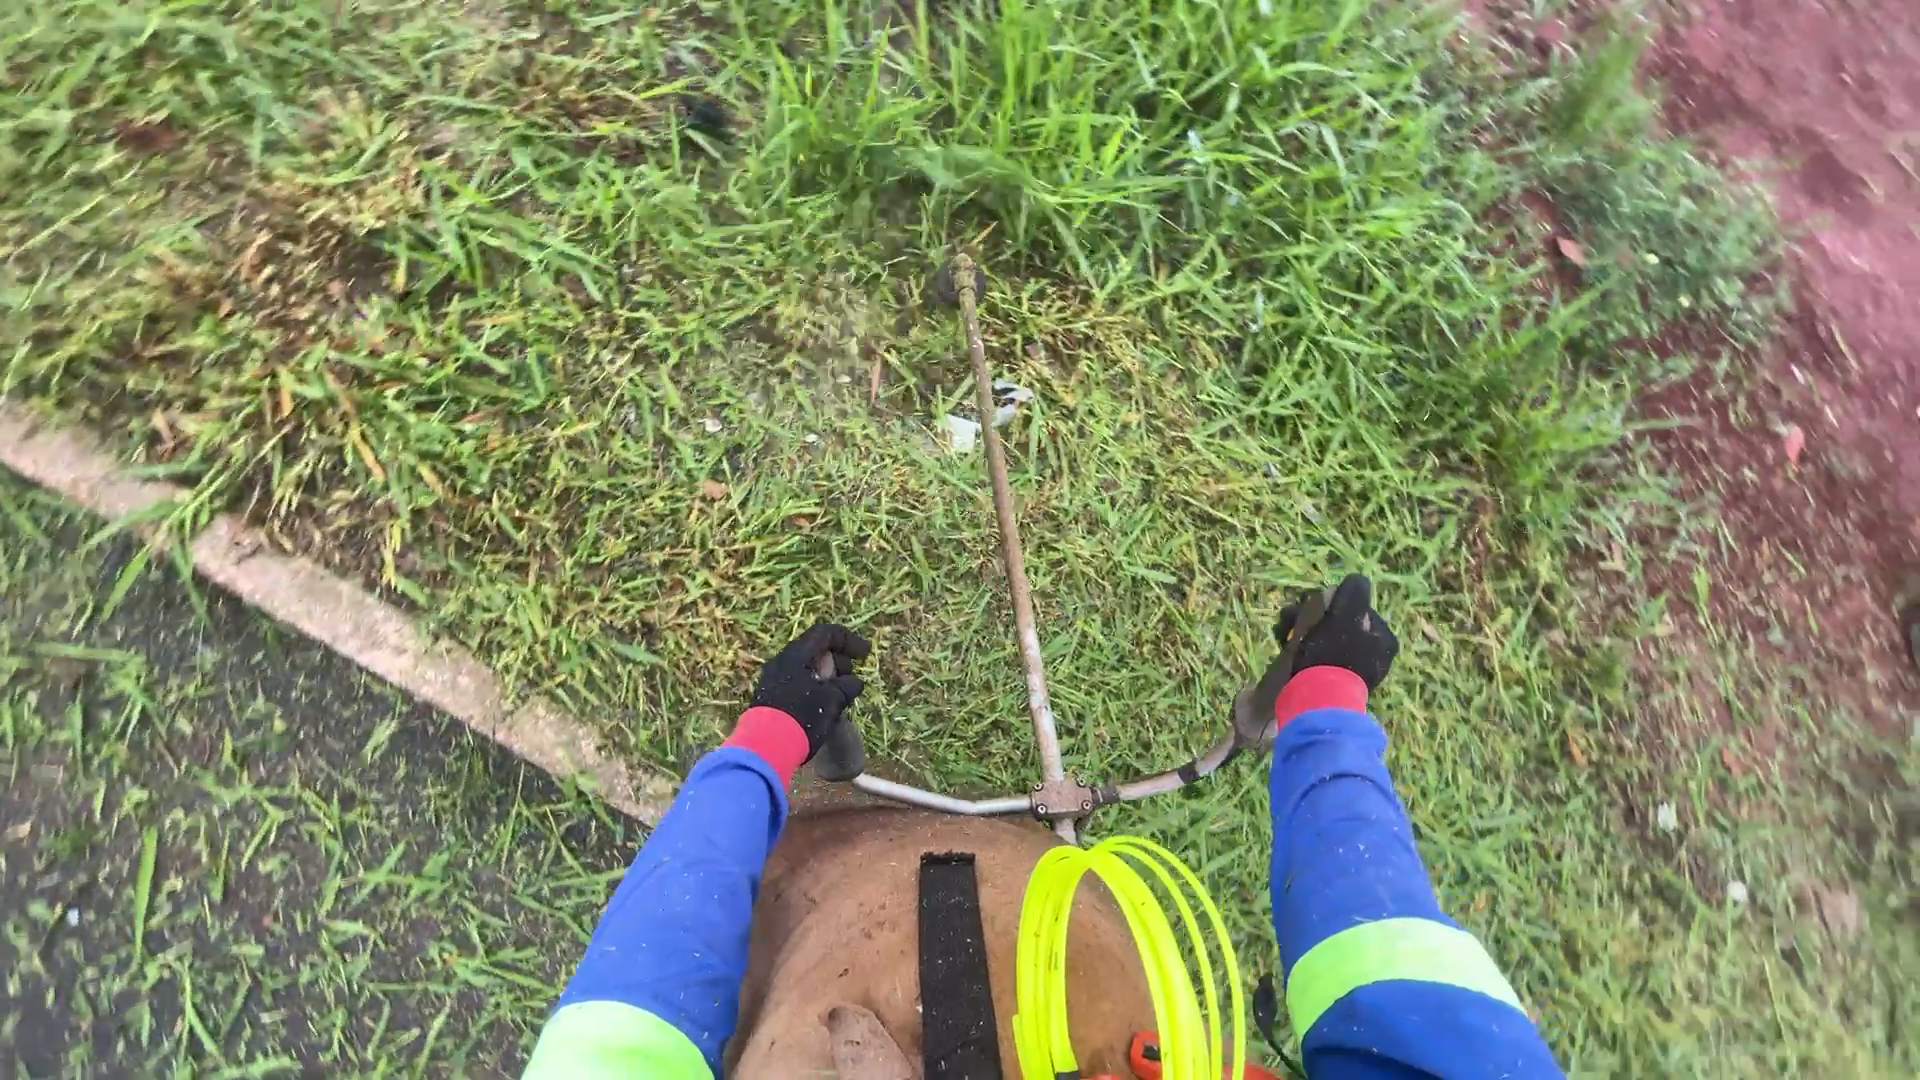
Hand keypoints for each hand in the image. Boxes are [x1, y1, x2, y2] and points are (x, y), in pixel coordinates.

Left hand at [750, 623, 870, 757]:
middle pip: (815, 648)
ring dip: (826, 674)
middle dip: (838, 659)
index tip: (864, 655)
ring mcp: (773, 677)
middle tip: (850, 676)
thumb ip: (847, 686)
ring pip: (806, 665)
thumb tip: (854, 682)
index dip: (849, 640)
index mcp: (798, 655)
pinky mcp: (769, 694)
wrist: (766, 746)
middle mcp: (782, 660)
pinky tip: (822, 703)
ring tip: (838, 694)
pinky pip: (796, 679)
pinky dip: (813, 684)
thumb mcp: (833, 700)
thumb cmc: (803, 717)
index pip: (826, 633)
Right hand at [1274, 573, 1397, 689]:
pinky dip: (1301, 646)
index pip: (1354, 606)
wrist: (1317, 699)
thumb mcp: (1346, 614)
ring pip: (1323, 635)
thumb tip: (1356, 580)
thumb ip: (1354, 592)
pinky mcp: (1331, 680)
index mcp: (1381, 637)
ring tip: (1281, 633)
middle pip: (1337, 620)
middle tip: (1289, 619)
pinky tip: (1284, 646)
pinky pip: (1317, 652)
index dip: (1329, 601)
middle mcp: (1372, 653)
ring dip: (1300, 628)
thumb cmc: (1331, 653)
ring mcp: (1352, 668)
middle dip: (1309, 615)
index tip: (1308, 605)